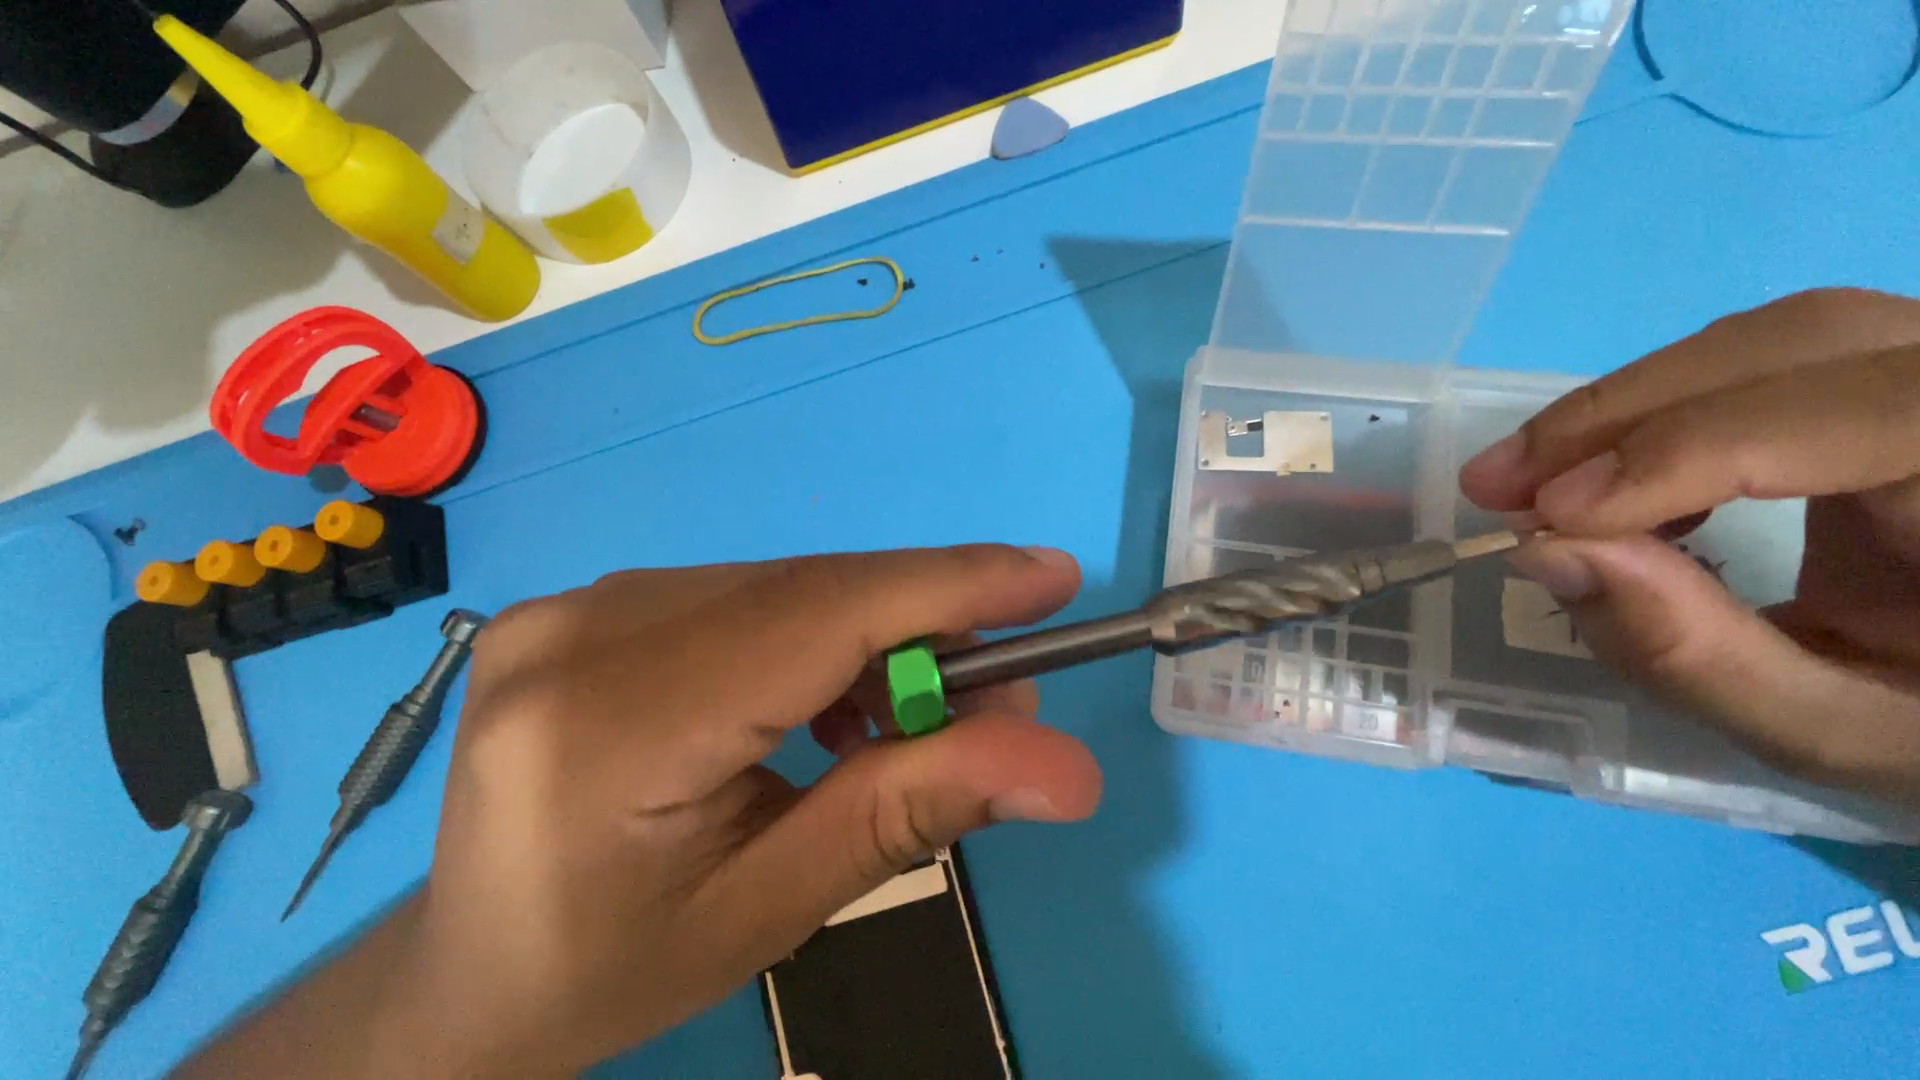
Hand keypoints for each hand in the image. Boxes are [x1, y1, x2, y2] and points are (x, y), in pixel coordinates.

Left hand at [175, 546, 1100, 1078]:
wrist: (464, 973)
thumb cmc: (615, 966)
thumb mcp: (773, 907)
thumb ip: (910, 813)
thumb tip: (1064, 765)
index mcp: (608, 728)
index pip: (812, 618)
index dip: (945, 588)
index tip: (1051, 579)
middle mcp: (576, 634)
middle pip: (800, 592)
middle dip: (923, 624)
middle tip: (1000, 689)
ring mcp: (566, 608)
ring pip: (775, 587)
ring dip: (867, 635)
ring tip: (908, 718)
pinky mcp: (577, 608)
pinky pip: (733, 597)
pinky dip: (807, 635)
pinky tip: (826, 703)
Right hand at [1460, 287, 1919, 808]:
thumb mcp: (1833, 733)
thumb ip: (1696, 653)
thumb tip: (1544, 553)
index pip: (1860, 417)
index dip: (1685, 455)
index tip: (1545, 518)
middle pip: (1797, 345)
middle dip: (1620, 413)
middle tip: (1497, 484)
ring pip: (1764, 342)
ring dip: (1621, 410)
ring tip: (1527, 482)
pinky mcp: (1879, 393)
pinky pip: (1758, 368)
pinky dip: (1653, 420)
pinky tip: (1607, 487)